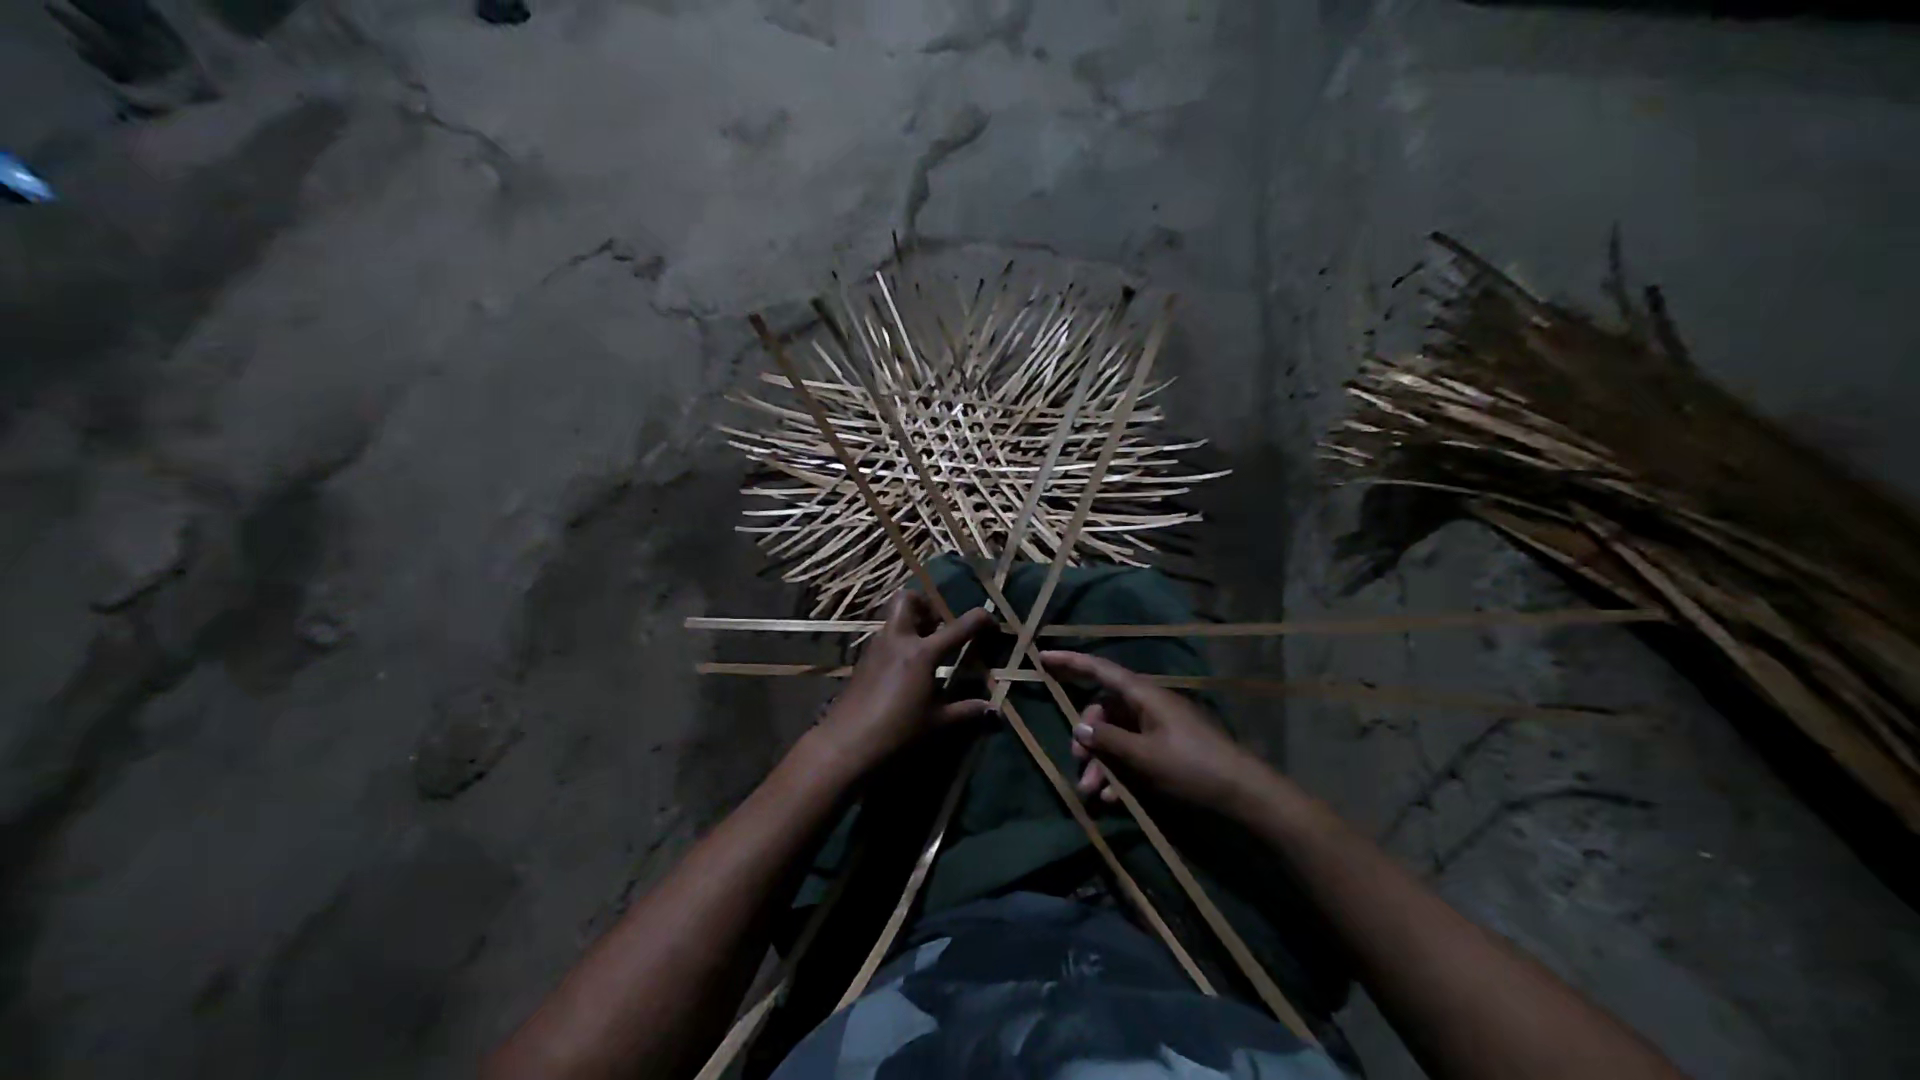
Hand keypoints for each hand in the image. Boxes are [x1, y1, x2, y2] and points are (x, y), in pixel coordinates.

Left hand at [811, 591, 994, 774]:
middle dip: (927, 605)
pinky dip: (899, 643)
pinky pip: (885, 639)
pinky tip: (905, 671)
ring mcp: (877, 648)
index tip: (993, 626)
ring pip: (894, 618)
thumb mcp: (937, 723)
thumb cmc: (897, 731)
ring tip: (926, 650)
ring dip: (912, 624)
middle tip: (939, 627)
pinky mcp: (863, 661)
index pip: (960, 626)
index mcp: (922, 653)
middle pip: (909, 600)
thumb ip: (966, 711)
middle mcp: (899, 641)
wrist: (846, 743)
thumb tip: (994, 711)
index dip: (982, 620)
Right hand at [1041, 650, 1272, 815]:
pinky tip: (1115, 798)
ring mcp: (1158, 727)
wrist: (1244, 793)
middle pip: (1104, 712)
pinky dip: (1120, 771)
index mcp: (1144, 696)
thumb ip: (1108, 741)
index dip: (1071, 663)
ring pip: (1116, 737)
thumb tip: (1079, 728)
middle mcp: (1148, 706)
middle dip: (1086, 739)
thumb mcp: (1144, 757)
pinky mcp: (1166, 749)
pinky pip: (1132, 752)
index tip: (1042, 657)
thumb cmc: (1192, 767)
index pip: (1100, 671)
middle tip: (1079, 766)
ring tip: (1094, 793)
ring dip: (1101, 763)